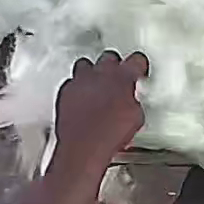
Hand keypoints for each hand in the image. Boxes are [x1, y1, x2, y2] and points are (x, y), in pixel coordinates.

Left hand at [52, 51, 148, 172]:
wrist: (84, 147)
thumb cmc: (109, 133)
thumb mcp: (136, 117)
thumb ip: (133, 101)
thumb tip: (131, 104)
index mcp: (123, 76)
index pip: (136, 59)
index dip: (139, 64)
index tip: (139, 69)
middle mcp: (100, 74)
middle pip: (108, 56)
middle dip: (114, 64)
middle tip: (118, 76)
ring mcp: (80, 81)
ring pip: (85, 64)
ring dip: (92, 72)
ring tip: (97, 83)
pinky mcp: (65, 92)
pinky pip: (70, 82)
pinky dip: (77, 88)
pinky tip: (82, 98)